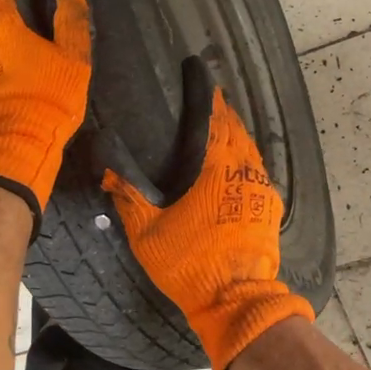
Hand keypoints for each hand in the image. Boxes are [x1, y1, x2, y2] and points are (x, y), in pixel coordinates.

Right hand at [100, 63, 312, 369]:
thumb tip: (102, 156)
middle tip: (206, 92)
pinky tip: (234, 163)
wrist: (240, 303)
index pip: (212, 115)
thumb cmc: (191, 263)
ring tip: (219, 121)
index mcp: (216, 166)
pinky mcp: (268, 207)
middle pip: (234, 126)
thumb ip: (127, 191)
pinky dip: (243, 155)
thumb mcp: (148, 231)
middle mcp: (244, 169)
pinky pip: (255, 168)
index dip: (203, 89)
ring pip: (248, 147)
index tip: (196, 66)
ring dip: (234, 130)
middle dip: (220, 107)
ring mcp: (261, 188)